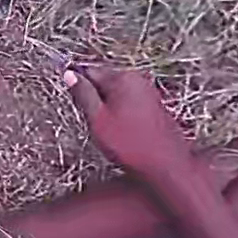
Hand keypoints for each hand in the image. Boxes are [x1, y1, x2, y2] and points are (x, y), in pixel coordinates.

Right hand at [64, 65, 194, 179]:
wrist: (167, 166)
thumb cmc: (129, 143)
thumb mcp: (97, 118)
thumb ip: (83, 93)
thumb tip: (69, 74)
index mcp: (122, 78)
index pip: (89, 71)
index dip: (78, 86)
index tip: (76, 103)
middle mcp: (138, 79)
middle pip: (103, 80)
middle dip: (93, 96)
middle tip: (92, 119)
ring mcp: (148, 92)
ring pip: (115, 92)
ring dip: (106, 105)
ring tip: (106, 126)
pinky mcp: (154, 105)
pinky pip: (127, 101)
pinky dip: (119, 111)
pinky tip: (119, 129)